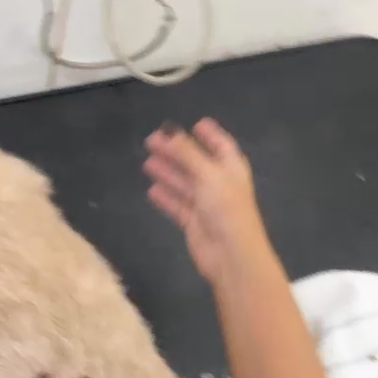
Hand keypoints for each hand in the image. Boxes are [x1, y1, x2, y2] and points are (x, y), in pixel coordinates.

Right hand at [143, 118, 273, 283]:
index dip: (210, 134)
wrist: (231, 253)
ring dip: (167, 172)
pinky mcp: (193, 222)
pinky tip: (152, 190)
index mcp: (231, 167)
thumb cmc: (225, 207)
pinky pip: (177, 205)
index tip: (196, 123)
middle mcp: (219, 183)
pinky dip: (166, 197)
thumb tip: (169, 131)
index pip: (220, 144)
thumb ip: (187, 153)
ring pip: (183, 183)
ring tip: (147, 161)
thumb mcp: (207, 173)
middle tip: (152, 140)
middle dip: (176, 151)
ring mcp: (206, 204)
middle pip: (195, 162)